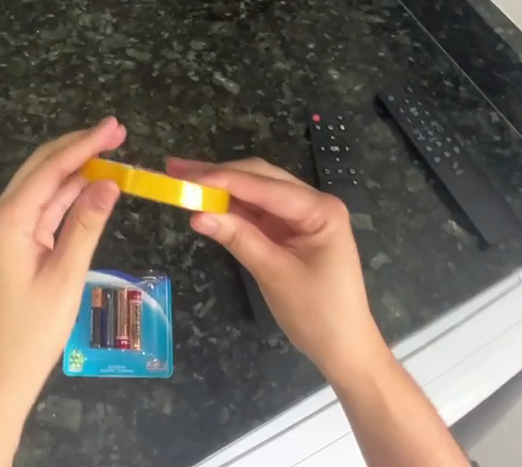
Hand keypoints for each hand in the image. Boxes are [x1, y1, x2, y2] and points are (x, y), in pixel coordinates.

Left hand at [0, 119, 124, 415]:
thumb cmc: (32, 330)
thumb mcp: (66, 276)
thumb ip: (86, 224)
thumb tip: (110, 182)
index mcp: (10, 218)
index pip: (52, 167)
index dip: (85, 143)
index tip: (115, 126)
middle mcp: (3, 214)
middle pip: (43, 166)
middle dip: (80, 146)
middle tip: (117, 131)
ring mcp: (7, 228)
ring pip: (44, 184)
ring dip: (76, 167)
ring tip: (111, 150)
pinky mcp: (14, 242)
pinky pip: (43, 207)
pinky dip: (68, 193)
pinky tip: (91, 183)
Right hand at [167, 156, 386, 380]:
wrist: (345, 350)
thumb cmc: (319, 315)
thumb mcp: (275, 275)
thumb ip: (238, 239)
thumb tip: (196, 214)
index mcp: (320, 209)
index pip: (264, 185)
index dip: (224, 179)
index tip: (187, 177)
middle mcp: (311, 202)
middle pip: (258, 178)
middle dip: (216, 174)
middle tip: (176, 170)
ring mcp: (299, 215)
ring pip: (253, 190)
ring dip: (219, 186)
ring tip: (181, 177)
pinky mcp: (287, 229)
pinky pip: (254, 210)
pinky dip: (229, 206)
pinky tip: (203, 200)